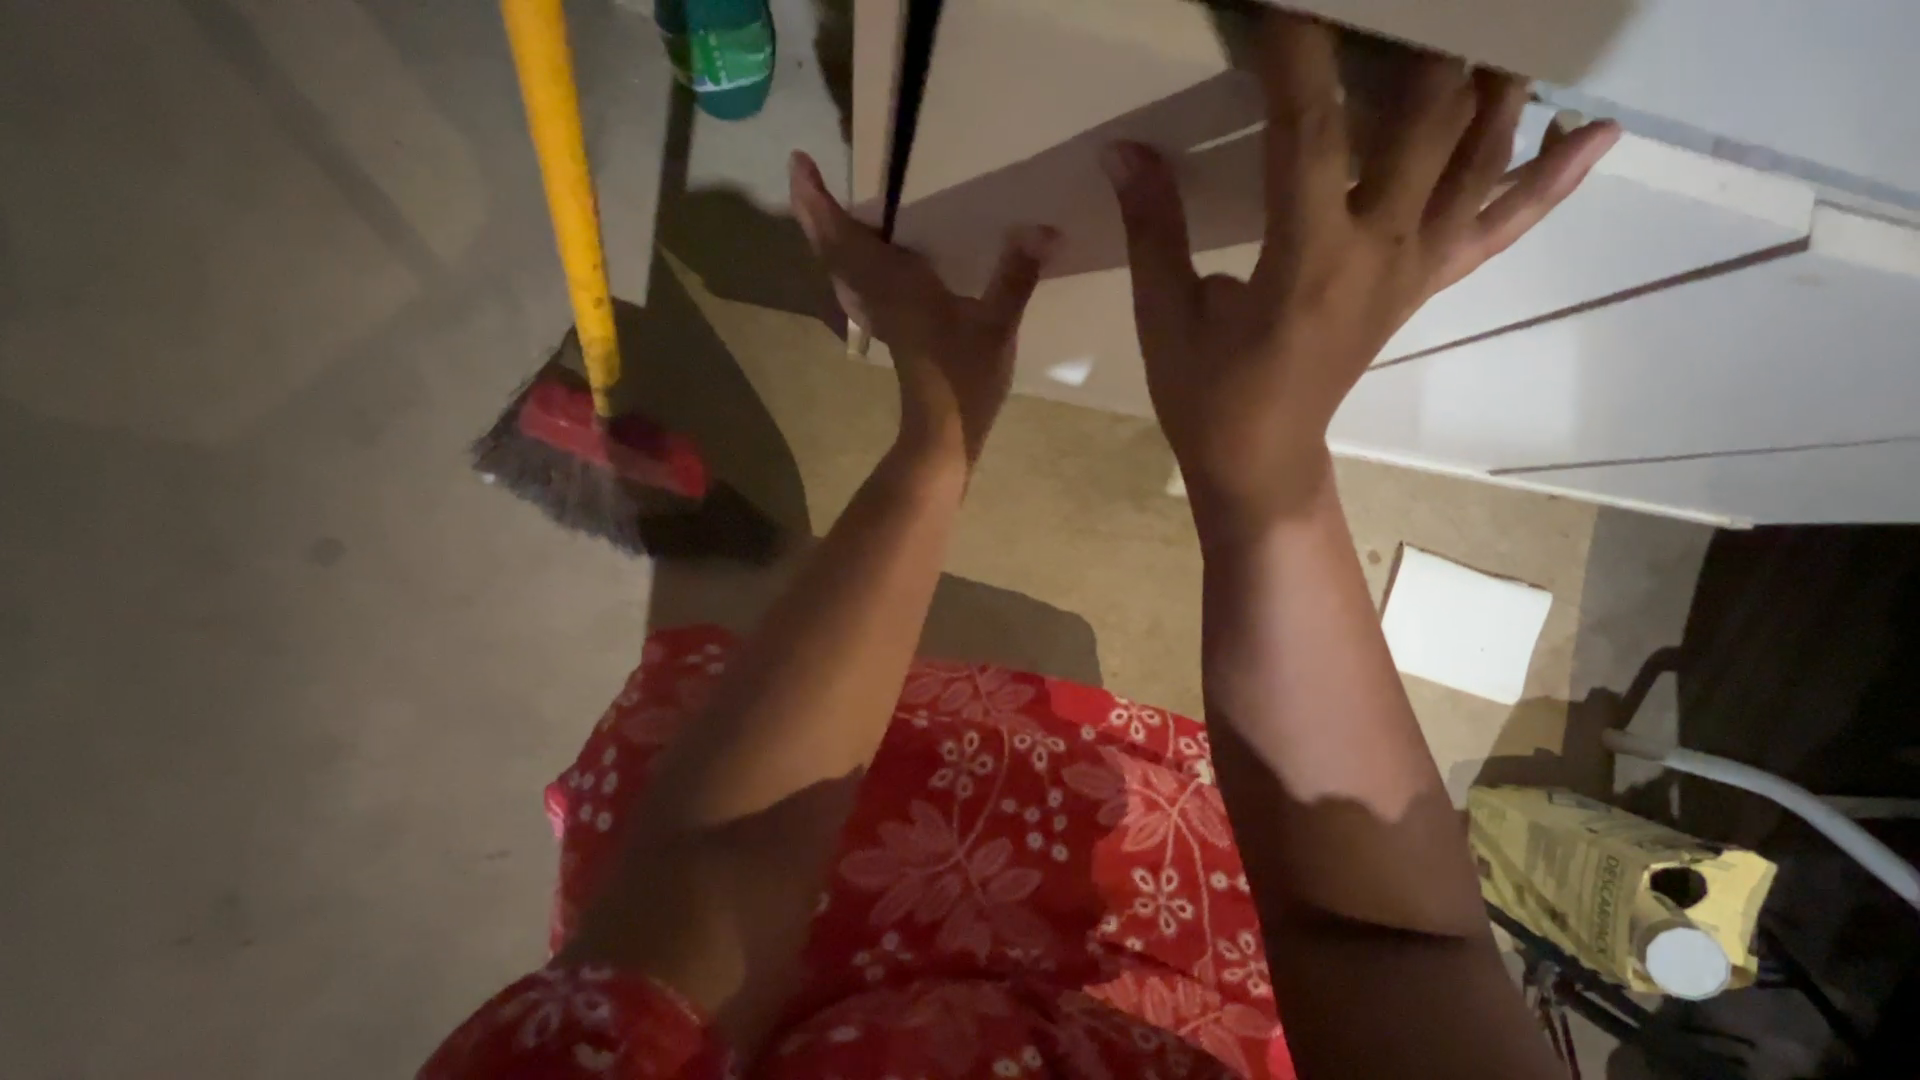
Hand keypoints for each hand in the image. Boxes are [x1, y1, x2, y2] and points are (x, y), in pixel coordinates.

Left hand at [789, 151, 1058, 464]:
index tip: (800, 163)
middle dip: (813, 210)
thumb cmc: (964, 380)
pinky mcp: (891, 328)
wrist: (944, 433)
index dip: (819, 201)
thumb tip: (1042, 227)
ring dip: (825, 234)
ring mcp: (880, 313)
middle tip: (803, 172)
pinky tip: (859, 255)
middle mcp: (878, 293)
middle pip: (832, 247)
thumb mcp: (997, 325)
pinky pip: (855, 283)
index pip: (846, 236)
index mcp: (895, 284)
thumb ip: (1015, 276)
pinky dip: (846, 259)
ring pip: (839, 267)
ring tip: (821, 203)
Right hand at [1105, 12, 1617, 537]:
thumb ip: (1153, 229)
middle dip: (1421, 39)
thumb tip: (1125, 151)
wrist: (1262, 461)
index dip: (1299, 53)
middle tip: (1401, 4)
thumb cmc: (1208, 397)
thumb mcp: (1166, 317)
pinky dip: (1551, 180)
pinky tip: (1595, 130)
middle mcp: (1380, 251)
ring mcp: (1415, 267)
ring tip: (1493, 23)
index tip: (1285, 2)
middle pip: (1431, 116)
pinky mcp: (1426, 284)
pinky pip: (1502, 228)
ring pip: (1482, 153)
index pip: (1310, 130)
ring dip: (1493, 77)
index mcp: (1306, 261)